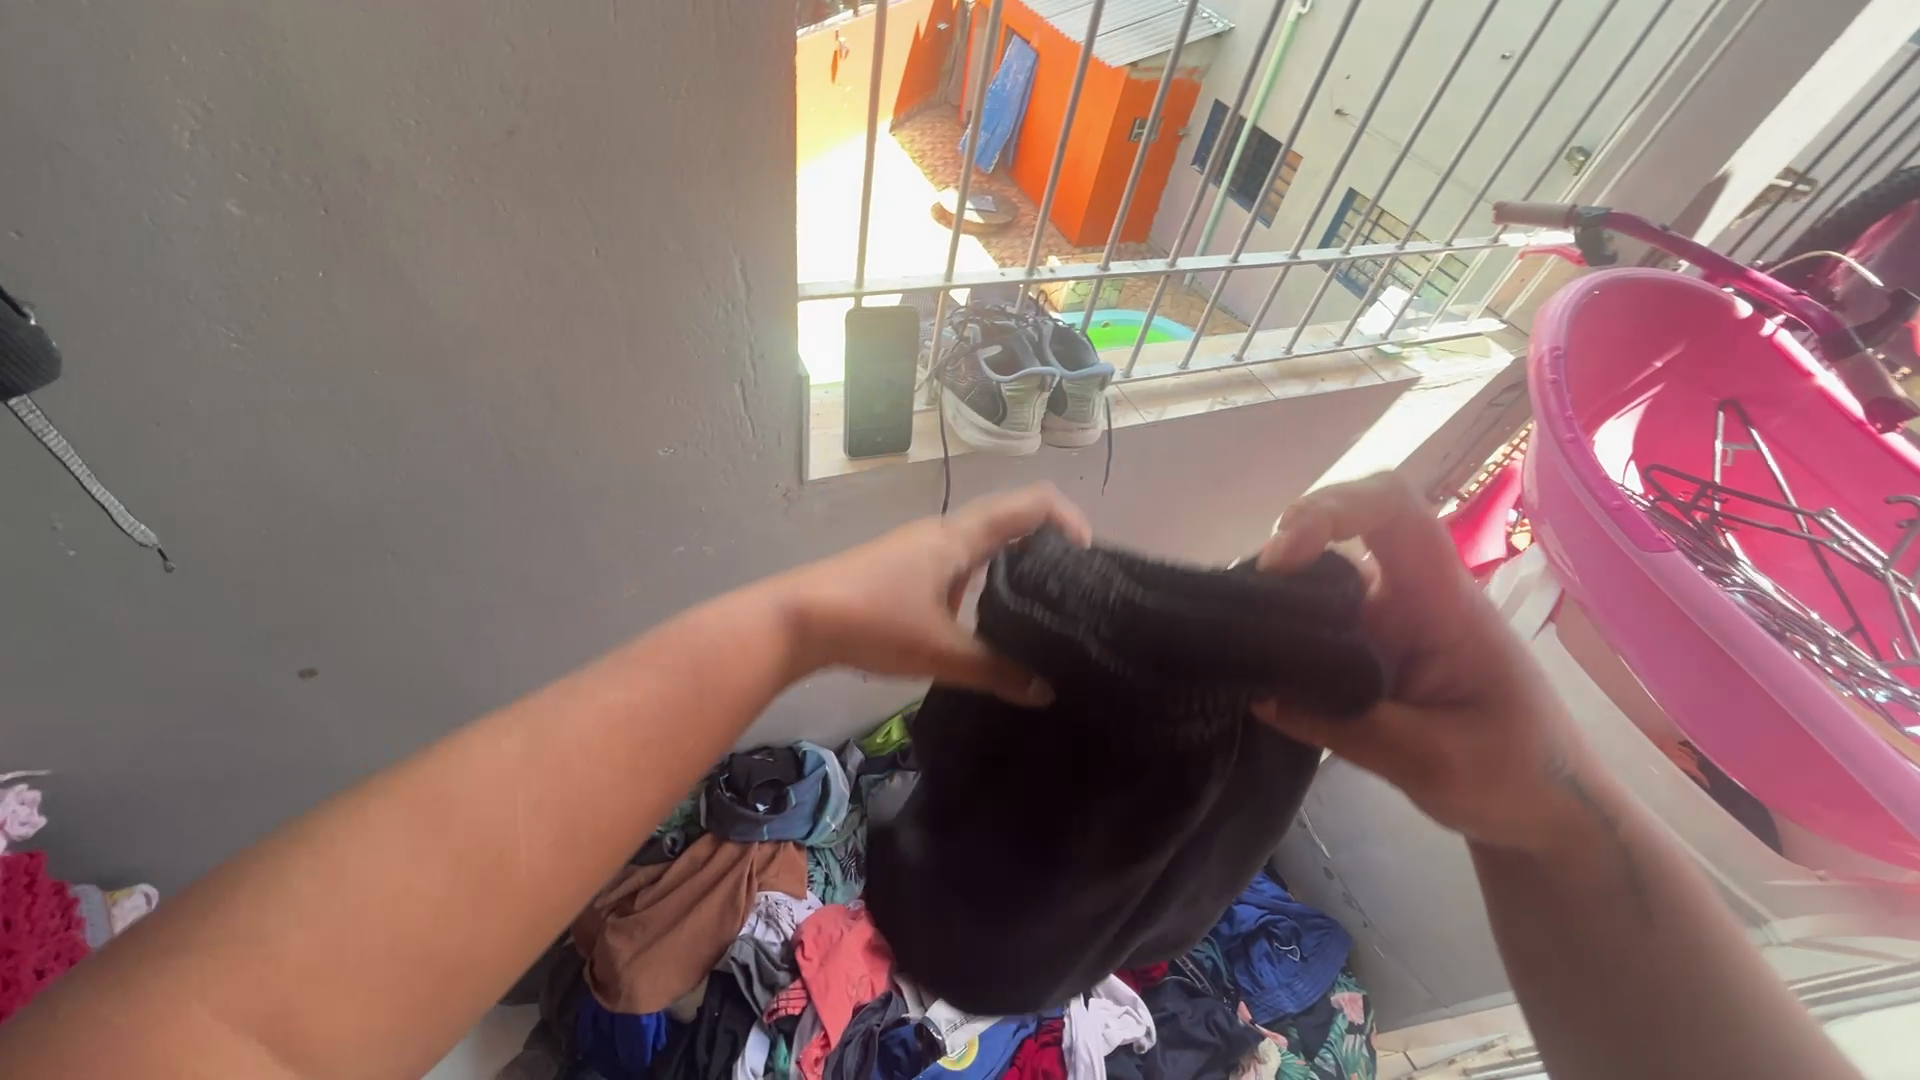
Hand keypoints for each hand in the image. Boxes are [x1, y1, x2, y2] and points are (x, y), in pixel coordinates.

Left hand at [771, 484, 1090, 705]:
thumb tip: (1045, 691)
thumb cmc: (873, 621)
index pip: (1031, 504)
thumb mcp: (940, 651)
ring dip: (1014, 566)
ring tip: (1039, 609)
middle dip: (1047, 546)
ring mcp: (921, 551)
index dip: (1069, 520)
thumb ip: (996, 671)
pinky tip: (986, 621)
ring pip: (982, 546)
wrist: (795, 620)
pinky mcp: (904, 571)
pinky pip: (959, 565)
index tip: (1089, 559)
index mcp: (960, 537)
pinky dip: (984, 582)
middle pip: (1010, 521)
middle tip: (1073, 590)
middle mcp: (944, 533)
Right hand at [1253, 472, 1604, 855]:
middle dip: (1282, 553)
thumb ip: (1346, 726)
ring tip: (1233, 643)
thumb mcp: (1434, 763)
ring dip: (1271, 597)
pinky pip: (1309, 619)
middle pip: (1338, 529)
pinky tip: (1252, 664)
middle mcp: (1405, 595)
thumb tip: (1258, 695)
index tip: (1280, 560)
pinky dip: (1275, 630)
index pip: (1392, 509)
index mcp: (1441, 601)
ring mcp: (1380, 620)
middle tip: (1234, 611)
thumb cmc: (1516, 777)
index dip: (1331, 509)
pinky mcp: (1361, 648)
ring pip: (1314, 577)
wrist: (1546, 811)